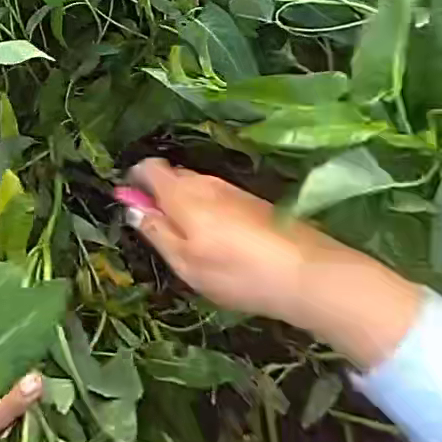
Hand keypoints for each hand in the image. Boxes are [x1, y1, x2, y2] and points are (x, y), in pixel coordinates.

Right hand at [120, 157, 420, 368]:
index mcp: (180, 192)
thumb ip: (154, 230)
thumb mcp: (184, 261)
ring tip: (189, 240)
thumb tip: (130, 206)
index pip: (147, 167)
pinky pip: (217, 197)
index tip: (132, 206)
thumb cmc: (236, 271)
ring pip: (195, 186)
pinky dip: (207, 211)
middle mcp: (204, 181)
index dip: (133, 181)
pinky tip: (219, 241)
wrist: (311, 274)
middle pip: (171, 175)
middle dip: (158, 193)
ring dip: (183, 203)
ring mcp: (231, 189)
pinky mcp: (254, 202)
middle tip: (159, 229)